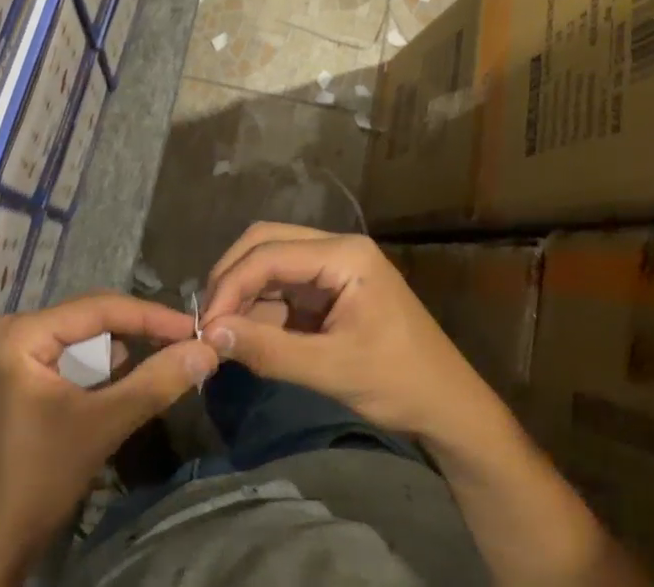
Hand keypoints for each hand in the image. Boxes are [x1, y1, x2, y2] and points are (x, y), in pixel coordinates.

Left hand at [0, 293, 219, 586]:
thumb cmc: (39, 476)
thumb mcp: (102, 424)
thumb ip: (155, 382)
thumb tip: (209, 350)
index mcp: (24, 332)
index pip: (100, 308)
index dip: (153, 316)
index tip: (196, 328)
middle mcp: (18, 332)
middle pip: (94, 319)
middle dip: (142, 332)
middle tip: (189, 343)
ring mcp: (19, 356)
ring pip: (88, 340)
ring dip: (128, 351)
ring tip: (171, 357)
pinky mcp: (27, 380)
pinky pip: (76, 361)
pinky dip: (107, 371)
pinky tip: (137, 379)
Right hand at [199, 223, 491, 437]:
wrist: (449, 407)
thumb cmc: (399, 382)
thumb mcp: (331, 369)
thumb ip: (269, 349)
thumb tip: (209, 335)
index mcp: (345, 254)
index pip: (269, 253)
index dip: (230, 284)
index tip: (204, 324)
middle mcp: (337, 249)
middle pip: (266, 244)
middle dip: (232, 279)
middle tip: (207, 321)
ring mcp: (334, 269)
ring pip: (271, 265)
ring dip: (243, 294)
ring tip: (218, 332)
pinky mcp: (330, 292)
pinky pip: (283, 289)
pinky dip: (260, 309)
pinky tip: (243, 336)